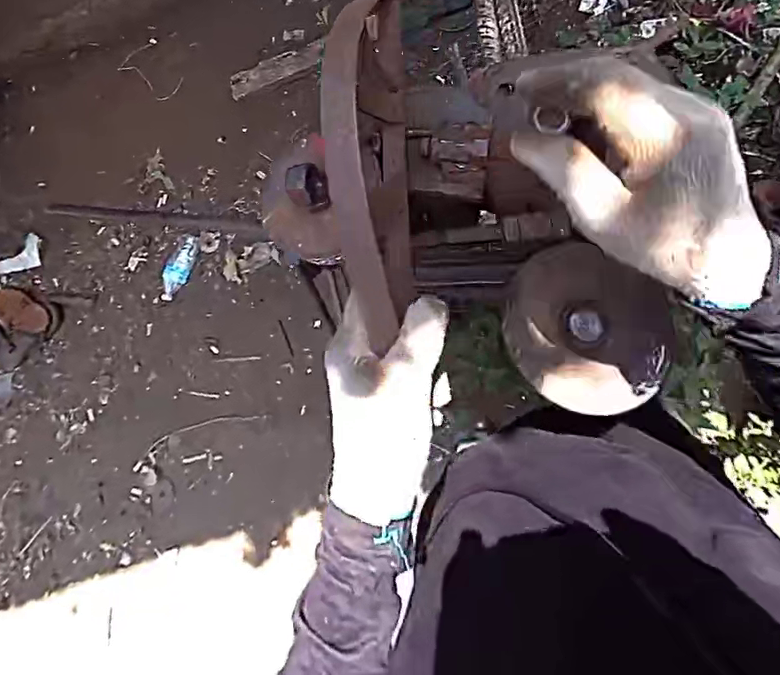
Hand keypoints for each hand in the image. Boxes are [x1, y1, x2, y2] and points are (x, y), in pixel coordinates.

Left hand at [323, 292, 448, 526]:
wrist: (376, 501)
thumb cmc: (383, 434)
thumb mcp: (405, 379)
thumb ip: (419, 335)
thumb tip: (431, 300)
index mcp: (346, 345)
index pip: (366, 293)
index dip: (390, 280)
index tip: (422, 280)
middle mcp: (352, 356)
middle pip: (390, 320)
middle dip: (418, 333)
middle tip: (433, 353)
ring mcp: (367, 378)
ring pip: (404, 347)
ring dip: (425, 363)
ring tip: (431, 390)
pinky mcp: (383, 398)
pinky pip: (408, 374)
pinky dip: (423, 384)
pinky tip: (430, 405)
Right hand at [506, 56, 770, 307]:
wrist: (733, 260)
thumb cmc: (667, 247)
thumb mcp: (606, 220)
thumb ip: (565, 173)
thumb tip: (523, 138)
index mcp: (669, 135)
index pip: (605, 86)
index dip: (557, 81)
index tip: (521, 89)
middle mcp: (689, 110)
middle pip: (617, 72)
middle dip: (565, 77)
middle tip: (527, 92)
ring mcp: (697, 109)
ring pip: (629, 77)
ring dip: (584, 85)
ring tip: (548, 103)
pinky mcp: (696, 115)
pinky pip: (642, 91)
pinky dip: (605, 96)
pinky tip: (583, 115)